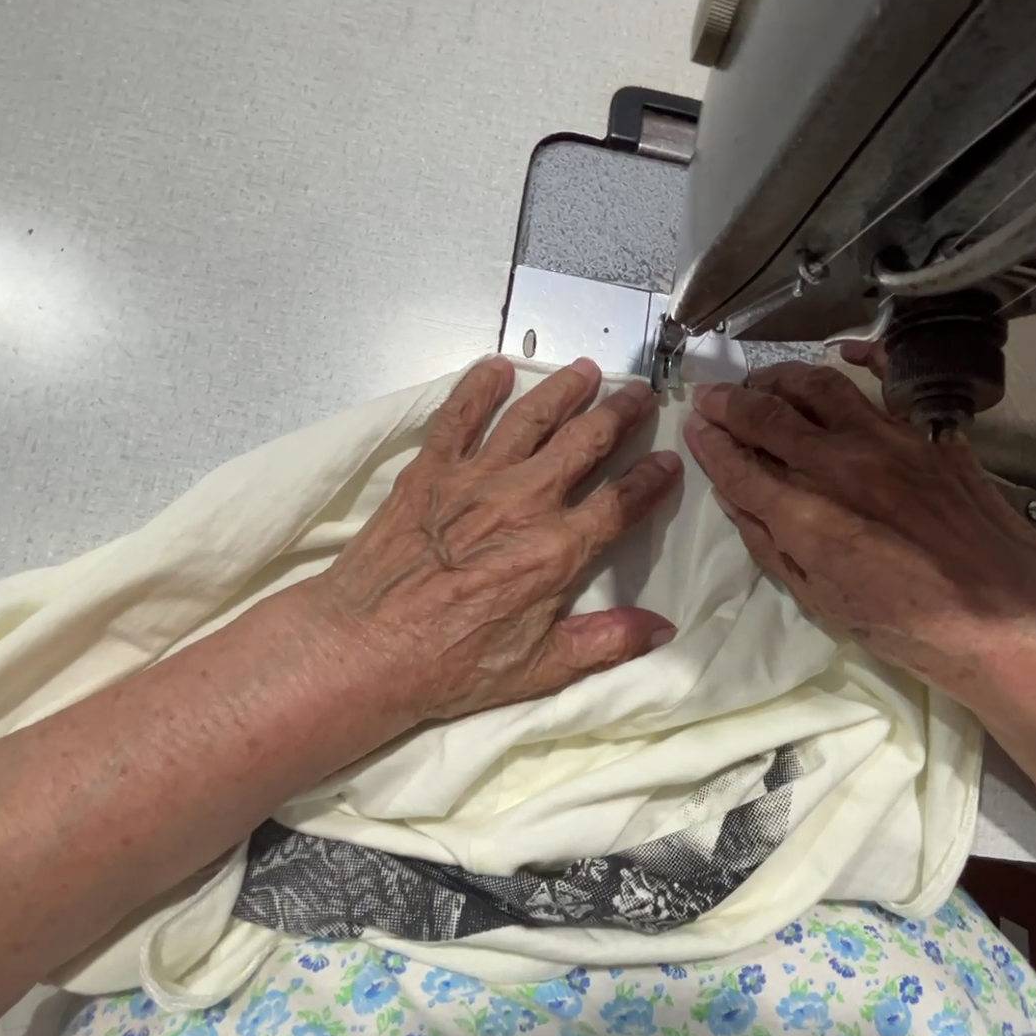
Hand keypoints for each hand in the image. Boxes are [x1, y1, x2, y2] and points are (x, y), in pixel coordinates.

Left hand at [302, 356, 680, 724]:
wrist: (366, 646)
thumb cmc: (453, 663)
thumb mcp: (539, 669)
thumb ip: (606, 643)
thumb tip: (663, 629)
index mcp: (557, 550)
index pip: (621, 502)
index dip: (652, 479)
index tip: (670, 461)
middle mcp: (523, 501)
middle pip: (584, 443)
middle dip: (619, 414)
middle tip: (639, 393)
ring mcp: (475, 478)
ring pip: (531, 418)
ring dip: (564, 390)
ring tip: (586, 370)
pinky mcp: (430, 469)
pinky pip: (458, 416)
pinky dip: (478, 387)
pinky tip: (496, 367)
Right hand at [682, 353, 1035, 702]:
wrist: (1007, 616)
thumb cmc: (904, 624)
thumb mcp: (818, 599)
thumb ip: (770, 542)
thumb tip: (736, 497)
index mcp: (807, 517)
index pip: (739, 465)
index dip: (709, 444)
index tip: (694, 429)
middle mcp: (841, 466)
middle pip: (768, 415)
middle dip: (729, 403)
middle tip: (709, 398)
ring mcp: (889, 442)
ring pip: (818, 386)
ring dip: (778, 377)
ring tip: (759, 381)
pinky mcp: (928, 434)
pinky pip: (891, 379)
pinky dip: (863, 356)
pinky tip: (841, 351)